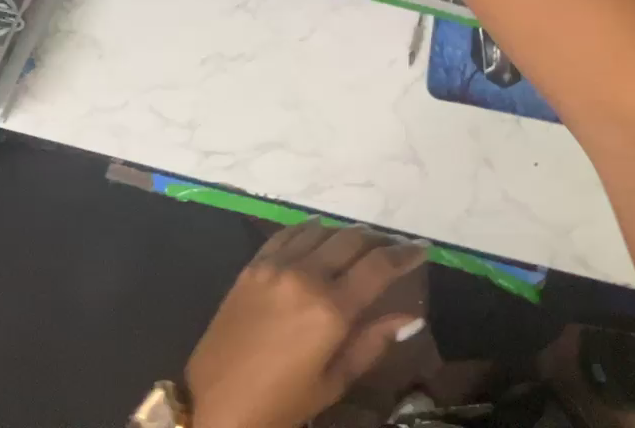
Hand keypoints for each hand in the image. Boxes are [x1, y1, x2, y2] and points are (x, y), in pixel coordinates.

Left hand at [184, 219, 426, 427]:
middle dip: (378, 241)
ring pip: (322, 231)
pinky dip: (310, 230)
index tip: (421, 248)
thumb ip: (372, 343)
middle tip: (392, 248)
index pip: (378, 267)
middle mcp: (306, 277)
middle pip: (353, 240)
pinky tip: (319, 235)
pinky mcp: (254, 266)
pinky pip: (288, 234)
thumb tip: (410, 317)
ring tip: (358, 245)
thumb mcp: (332, 382)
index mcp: (331, 310)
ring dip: (346, 234)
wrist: (212, 404)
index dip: (405, 253)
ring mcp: (276, 267)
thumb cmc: (280, 404)